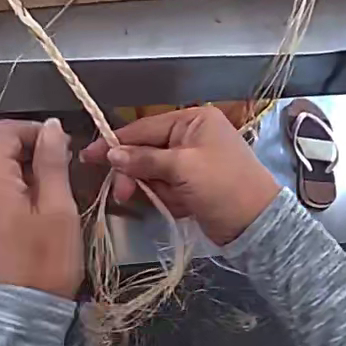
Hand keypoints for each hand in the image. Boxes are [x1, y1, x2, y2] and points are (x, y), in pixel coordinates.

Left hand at [0, 119, 83, 299]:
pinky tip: (30, 202)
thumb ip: (52, 162)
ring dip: (16, 166)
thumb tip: (52, 127)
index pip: (4, 131)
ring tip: (48, 183)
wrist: (23, 312)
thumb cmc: (46, 260)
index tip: (63, 146)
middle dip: (25, 146)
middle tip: (60, 164)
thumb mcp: (58, 207)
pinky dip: (6, 185)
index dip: (34, 130)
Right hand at [79, 106, 279, 245]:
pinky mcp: (192, 186)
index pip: (144, 128)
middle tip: (123, 193)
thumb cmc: (224, 186)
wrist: (256, 224)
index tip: (90, 156)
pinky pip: (165, 189)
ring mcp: (192, 163)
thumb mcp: (183, 168)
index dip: (116, 143)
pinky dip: (167, 199)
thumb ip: (145, 160)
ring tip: (170, 201)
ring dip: (154, 190)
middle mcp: (191, 137)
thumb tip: (112, 154)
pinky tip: (181, 207)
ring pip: (153, 173)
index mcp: (193, 121)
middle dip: (135, 173)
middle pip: (145, 151)